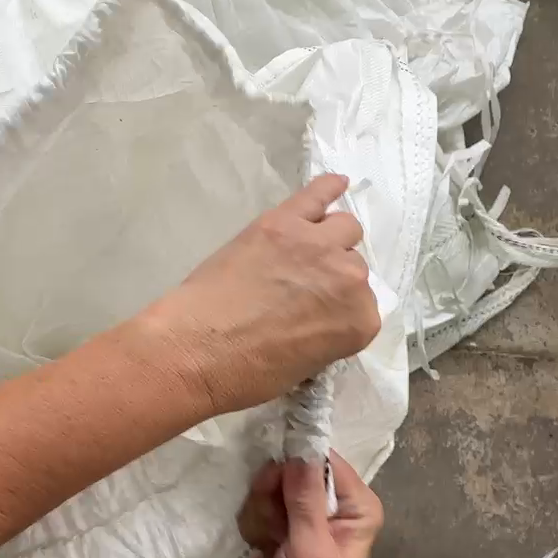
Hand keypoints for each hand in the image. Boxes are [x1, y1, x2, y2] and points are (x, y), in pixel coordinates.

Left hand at [136, 174, 379, 416]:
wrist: (194, 350)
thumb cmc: (245, 373)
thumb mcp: (303, 366)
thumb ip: (327, 332)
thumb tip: (318, 314)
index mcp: (361, 322)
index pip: (363, 304)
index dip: (335, 308)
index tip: (314, 313)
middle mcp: (351, 278)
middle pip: (353, 263)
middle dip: (330, 275)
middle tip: (298, 288)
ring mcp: (317, 245)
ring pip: (343, 227)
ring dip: (327, 239)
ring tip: (300, 252)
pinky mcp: (282, 222)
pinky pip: (318, 194)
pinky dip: (327, 188)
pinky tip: (335, 184)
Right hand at [238, 454, 382, 557]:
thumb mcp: (313, 549)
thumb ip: (305, 499)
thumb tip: (300, 449)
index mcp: (354, 502)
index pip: (321, 458)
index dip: (294, 464)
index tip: (276, 484)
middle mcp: (330, 501)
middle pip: (288, 468)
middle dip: (272, 493)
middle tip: (275, 524)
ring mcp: (301, 512)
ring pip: (266, 486)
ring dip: (261, 514)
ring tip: (272, 543)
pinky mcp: (277, 525)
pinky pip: (255, 505)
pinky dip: (254, 526)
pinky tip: (263, 548)